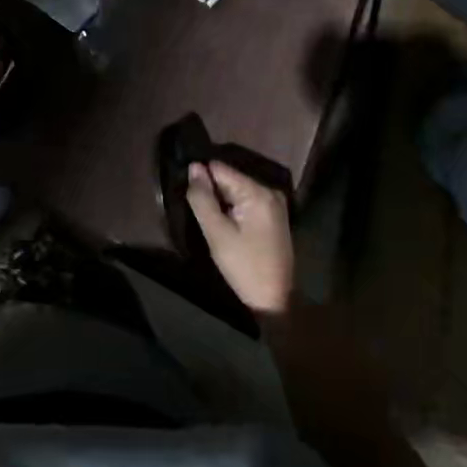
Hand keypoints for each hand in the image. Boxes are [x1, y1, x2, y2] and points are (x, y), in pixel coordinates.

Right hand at [186, 161, 295, 314]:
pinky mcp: (273, 216)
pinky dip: (232, 208)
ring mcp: (274, 204)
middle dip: (212, 190)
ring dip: (220, 200)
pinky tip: (226, 225)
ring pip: (235, 190)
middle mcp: (269, 191)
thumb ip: (202, 197)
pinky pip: (245, 201)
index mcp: (257, 192)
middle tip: (200, 212)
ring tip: (210, 219)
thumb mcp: (216, 232)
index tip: (191, 196)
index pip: (219, 169)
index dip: (200, 178)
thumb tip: (193, 167)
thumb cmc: (244, 265)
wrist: (274, 300)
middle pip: (228, 178)